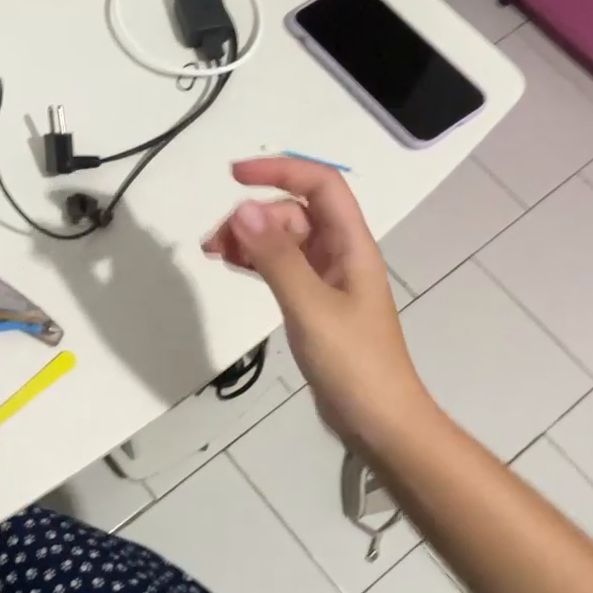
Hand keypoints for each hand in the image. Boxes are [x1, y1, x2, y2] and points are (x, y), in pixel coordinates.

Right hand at [203, 157, 436, 449]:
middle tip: (213, 241)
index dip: (280, 171)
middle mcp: (341, 255)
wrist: (380, 421)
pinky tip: (233, 266)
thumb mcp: (311, 308)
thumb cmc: (355, 363)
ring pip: (284, 241)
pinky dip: (256, 262)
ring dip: (250, 238)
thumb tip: (241, 210)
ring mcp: (327, 281)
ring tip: (212, 254)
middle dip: (252, 215)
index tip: (234, 177)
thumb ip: (276, 259)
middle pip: (295, 213)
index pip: (320, 185)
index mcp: (352, 246)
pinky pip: (281, 268)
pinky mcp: (314, 305)